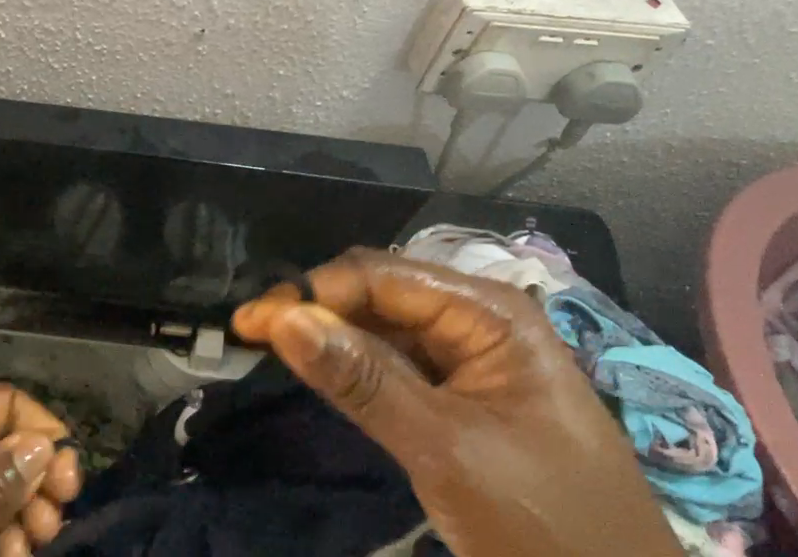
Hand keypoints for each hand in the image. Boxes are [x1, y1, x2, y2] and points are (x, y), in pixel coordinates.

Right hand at [234, 248, 684, 556]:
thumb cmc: (546, 523)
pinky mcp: (462, 402)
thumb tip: (279, 318)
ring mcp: (471, 362)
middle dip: (316, 310)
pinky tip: (320, 374)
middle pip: (377, 295)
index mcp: (487, 311)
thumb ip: (362, 379)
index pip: (378, 274)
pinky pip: (396, 369)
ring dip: (329, 338)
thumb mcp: (447, 449)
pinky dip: (353, 370)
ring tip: (271, 351)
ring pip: (381, 331)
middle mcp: (477, 321)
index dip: (311, 292)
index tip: (250, 323)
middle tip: (251, 339)